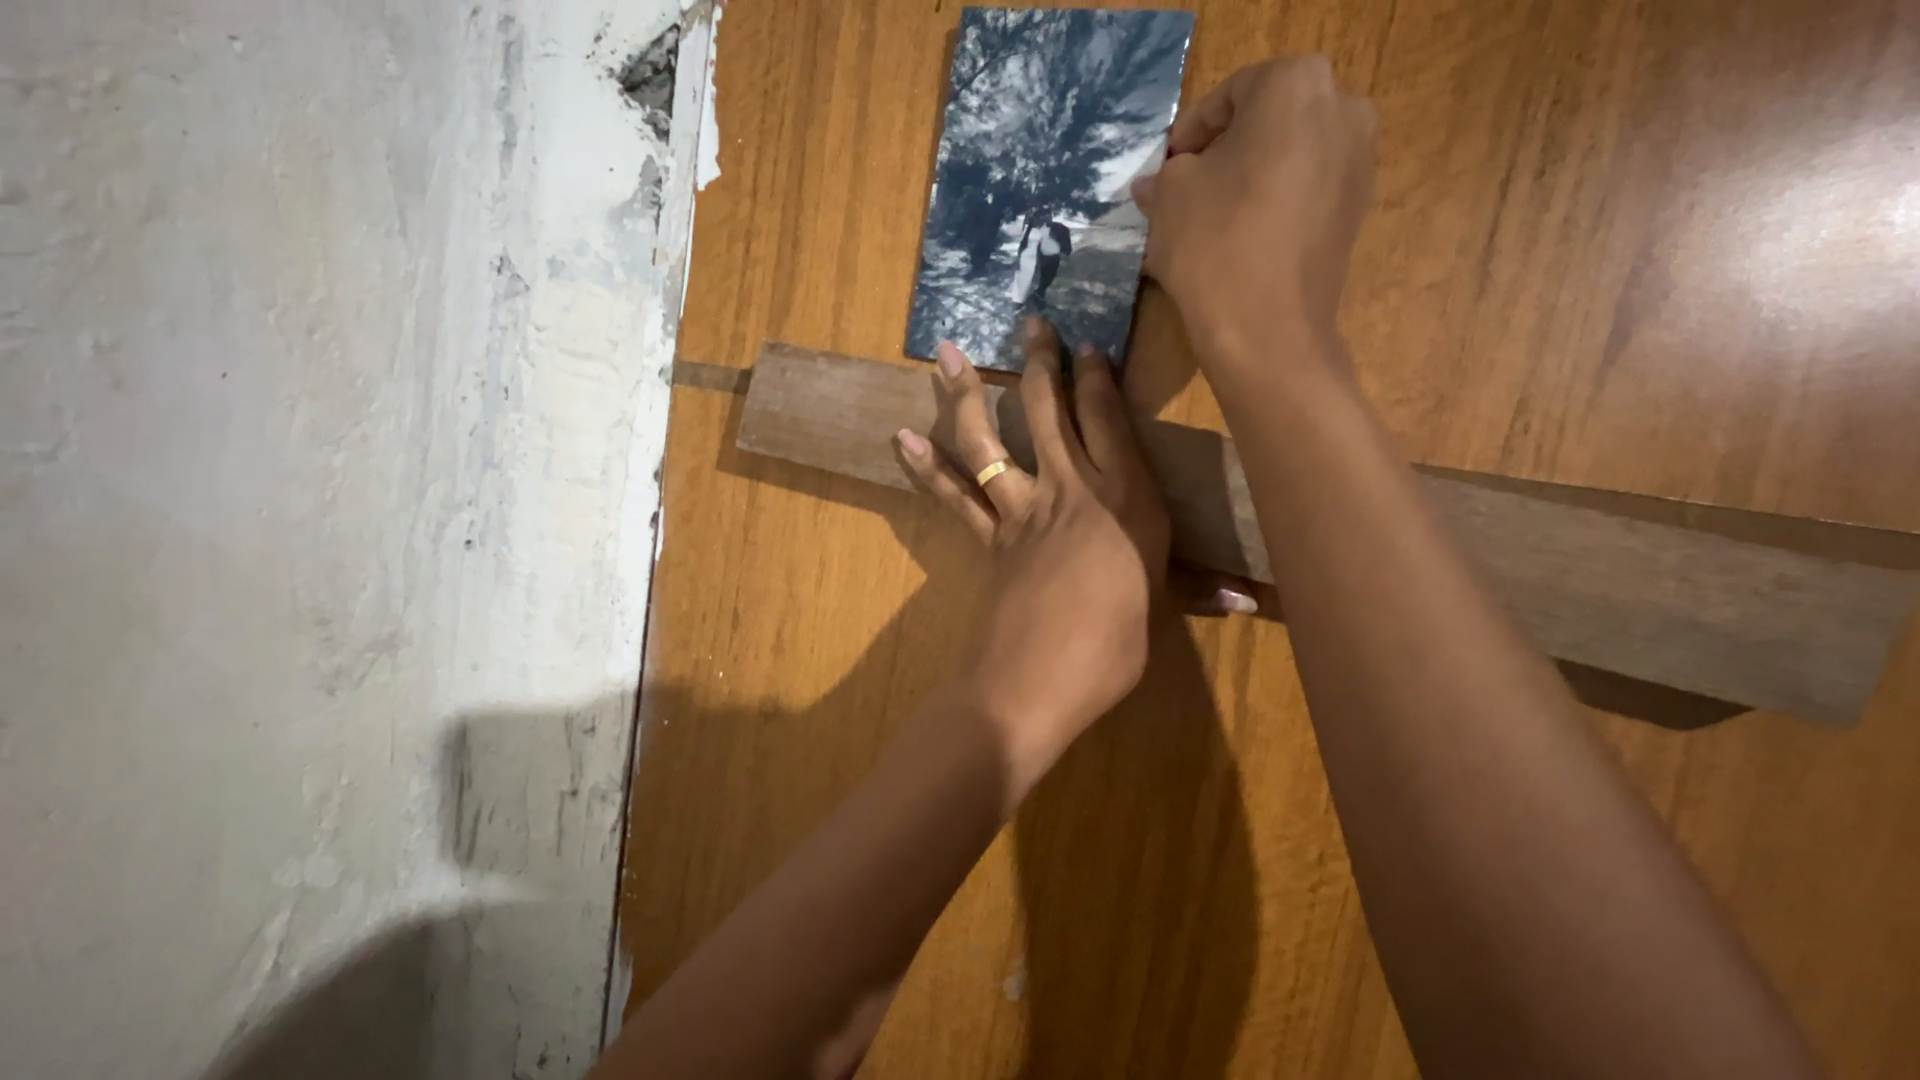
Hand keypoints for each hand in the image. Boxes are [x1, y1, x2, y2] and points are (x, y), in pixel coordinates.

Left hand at [895, 319, 1168, 777]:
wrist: (1038, 680)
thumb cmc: (1115, 649)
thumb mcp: (1161, 613)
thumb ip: (1194, 592)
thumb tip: (1245, 601)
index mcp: (1126, 500)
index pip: (1110, 422)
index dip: (1098, 379)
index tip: (1088, 343)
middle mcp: (1072, 490)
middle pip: (1050, 414)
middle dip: (1040, 364)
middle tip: (1029, 322)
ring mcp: (1022, 511)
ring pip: (990, 441)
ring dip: (966, 395)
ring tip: (944, 354)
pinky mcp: (988, 538)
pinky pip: (954, 495)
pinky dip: (927, 467)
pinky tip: (903, 437)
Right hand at [1133, 55, 1376, 370]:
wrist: (1267, 329)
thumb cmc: (1214, 243)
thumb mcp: (1169, 197)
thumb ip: (1166, 175)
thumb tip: (1160, 183)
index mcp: (1295, 86)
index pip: (1229, 94)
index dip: (1187, 132)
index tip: (1163, 169)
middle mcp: (1342, 110)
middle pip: (1265, 122)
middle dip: (1221, 154)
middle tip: (1184, 190)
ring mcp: (1359, 163)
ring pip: (1287, 159)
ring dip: (1246, 181)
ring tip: (1207, 220)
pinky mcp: (1356, 212)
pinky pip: (1304, 194)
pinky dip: (1271, 207)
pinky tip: (1237, 242)